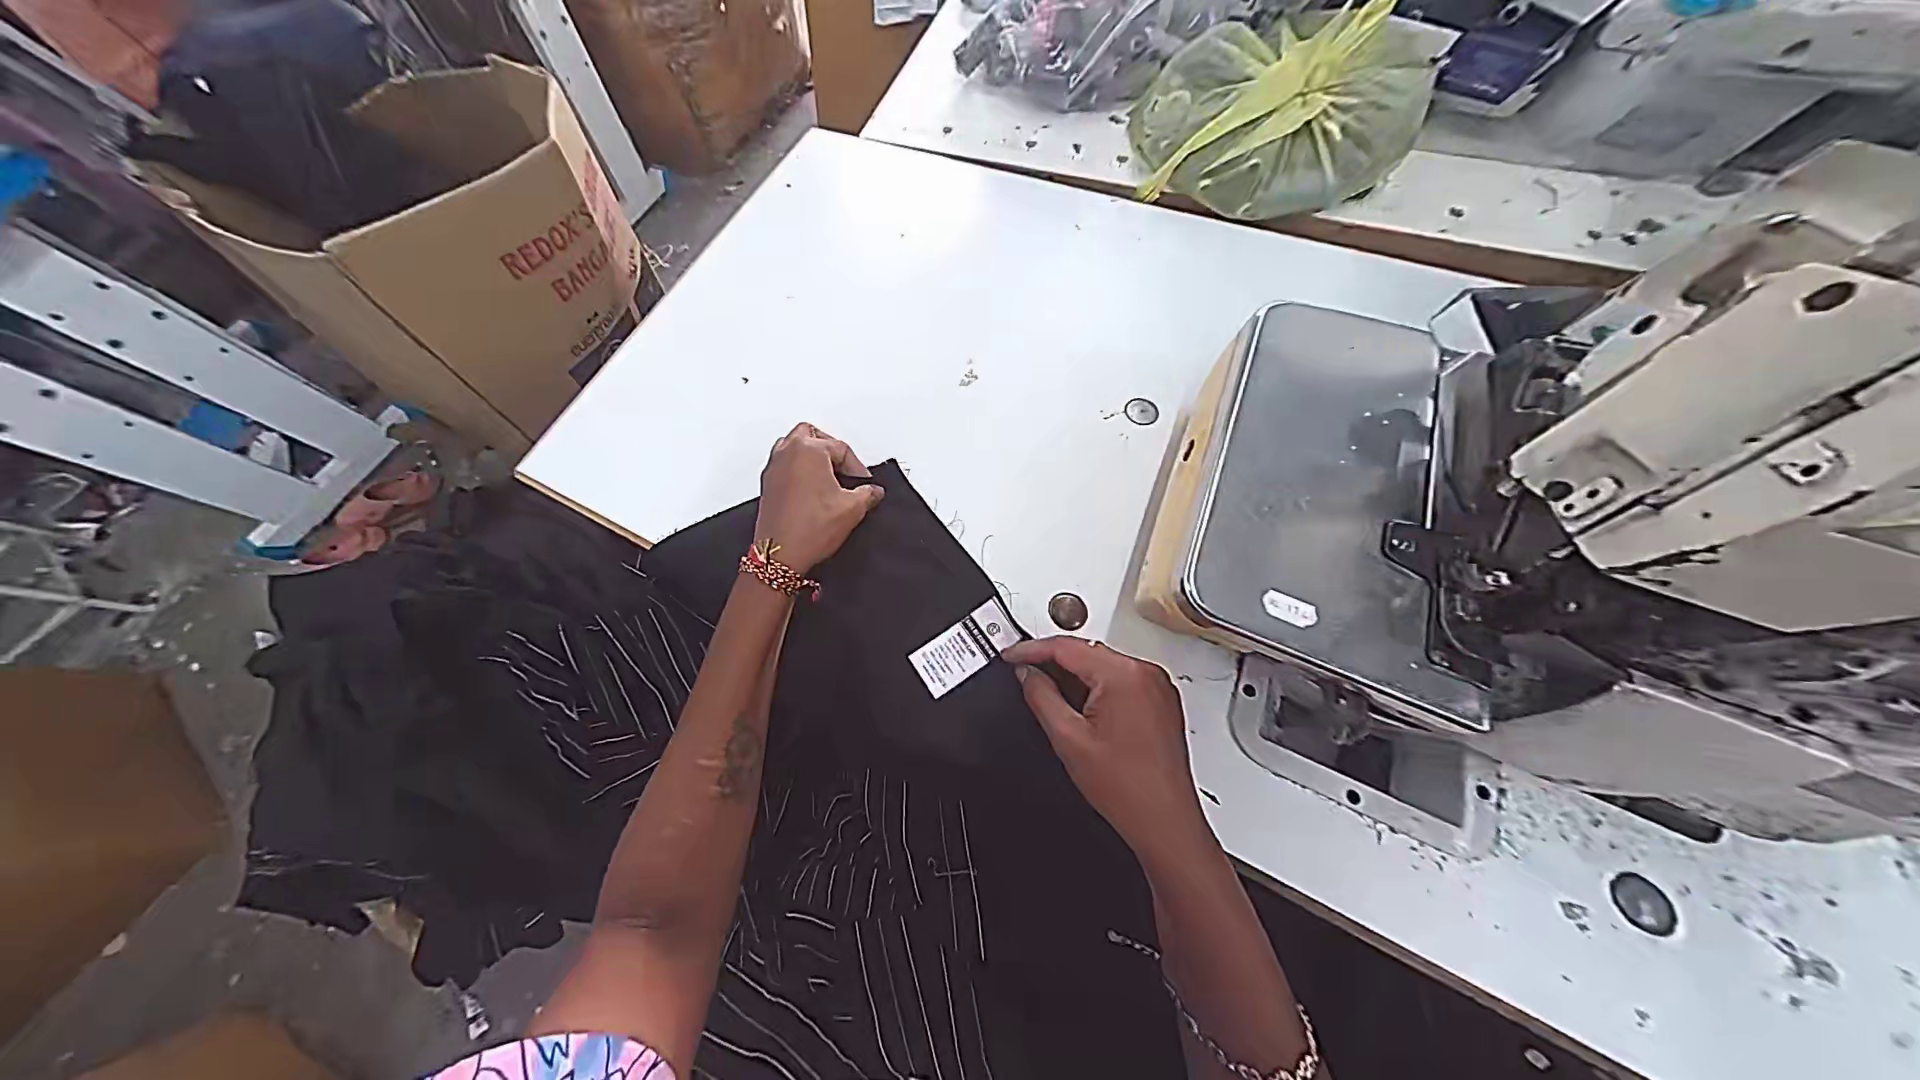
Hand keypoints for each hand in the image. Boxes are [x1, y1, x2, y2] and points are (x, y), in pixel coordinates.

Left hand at [754, 423, 883, 573]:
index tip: (864, 484)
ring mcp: (774, 468)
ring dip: (811, 454)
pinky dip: (798, 468)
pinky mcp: (768, 484)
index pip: (841, 448)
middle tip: (845, 467)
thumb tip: (873, 492)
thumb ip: (867, 494)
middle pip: (812, 434)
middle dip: (831, 448)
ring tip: (827, 473)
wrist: (780, 555)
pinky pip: (784, 463)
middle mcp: (787, 454)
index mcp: (808, 450)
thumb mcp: (851, 509)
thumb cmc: (808, 529)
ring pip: (793, 445)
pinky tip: (811, 487)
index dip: (858, 467)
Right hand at [1002, 636, 1211, 865]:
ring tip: (1054, 701)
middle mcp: (1146, 673)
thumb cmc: (1128, 789)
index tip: (1012, 656)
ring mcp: (1157, 685)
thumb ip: (1040, 696)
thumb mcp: (1068, 739)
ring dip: (1075, 676)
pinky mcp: (1161, 699)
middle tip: (1025, 676)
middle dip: (1053, 664)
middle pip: (1086, 652)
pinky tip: (1083, 710)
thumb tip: (1027, 673)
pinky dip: (1097, 687)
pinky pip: (1120, 678)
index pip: (1067, 647)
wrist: (1163, 820)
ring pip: (1102, 665)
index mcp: (1124, 675)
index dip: (1031, 650)